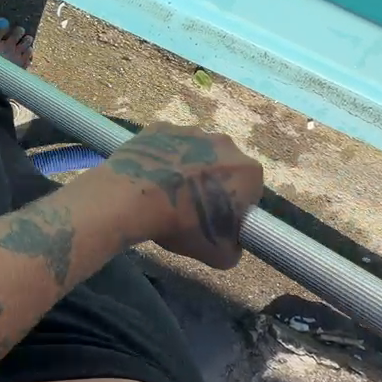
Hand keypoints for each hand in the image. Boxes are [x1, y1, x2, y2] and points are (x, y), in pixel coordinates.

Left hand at [97, 124, 263, 268]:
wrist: (131, 199)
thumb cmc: (182, 225)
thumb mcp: (222, 255)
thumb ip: (235, 246)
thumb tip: (230, 242)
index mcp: (248, 170)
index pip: (250, 190)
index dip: (235, 205)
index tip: (216, 216)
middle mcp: (223, 143)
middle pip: (223, 165)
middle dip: (212, 181)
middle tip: (190, 202)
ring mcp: (188, 130)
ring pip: (194, 150)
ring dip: (187, 165)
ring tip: (166, 187)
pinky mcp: (158, 126)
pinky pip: (166, 142)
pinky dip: (162, 154)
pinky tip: (149, 172)